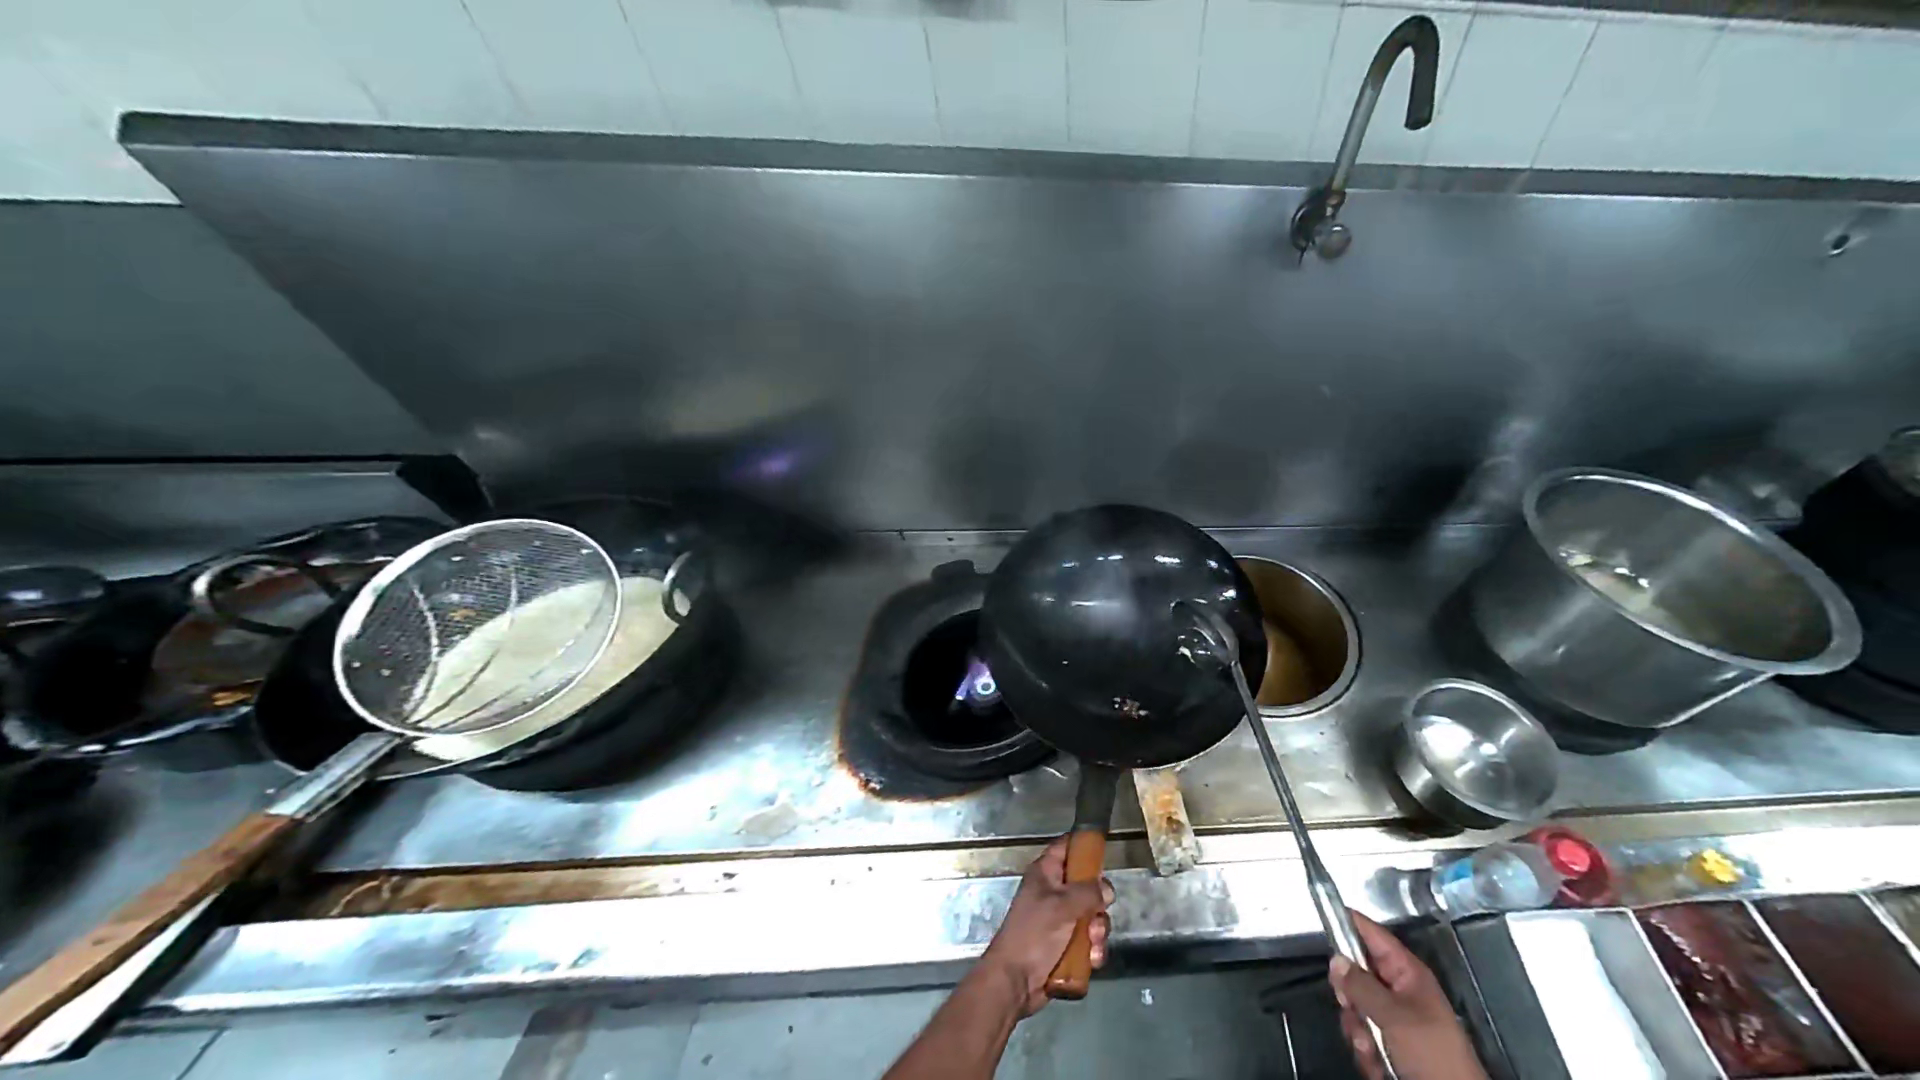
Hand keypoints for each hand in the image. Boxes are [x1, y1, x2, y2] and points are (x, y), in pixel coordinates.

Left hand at [977, 834, 1114, 1017]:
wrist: (1015, 979)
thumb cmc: (1034, 933)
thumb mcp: (1061, 906)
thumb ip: (1088, 893)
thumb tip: (1106, 889)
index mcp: (1045, 874)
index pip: (1066, 847)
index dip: (1083, 846)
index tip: (1103, 853)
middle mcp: (1053, 892)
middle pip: (1087, 885)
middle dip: (1098, 903)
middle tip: (1097, 914)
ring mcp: (1060, 919)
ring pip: (1092, 915)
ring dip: (1097, 931)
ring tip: (1092, 944)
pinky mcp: (1066, 944)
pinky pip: (1089, 940)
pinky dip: (1093, 949)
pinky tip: (1091, 960)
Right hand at [1329, 911, 1487, 1079]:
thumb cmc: (1432, 1053)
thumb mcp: (1395, 1016)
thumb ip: (1362, 985)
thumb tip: (1335, 958)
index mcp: (1407, 973)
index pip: (1372, 934)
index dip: (1348, 923)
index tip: (1323, 918)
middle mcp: (1399, 990)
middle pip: (1355, 972)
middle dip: (1349, 995)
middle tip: (1350, 1007)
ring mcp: (1394, 1018)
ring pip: (1355, 1006)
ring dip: (1357, 1029)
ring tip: (1370, 1049)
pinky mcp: (1390, 1044)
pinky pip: (1362, 1033)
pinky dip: (1365, 1050)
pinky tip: (1377, 1063)